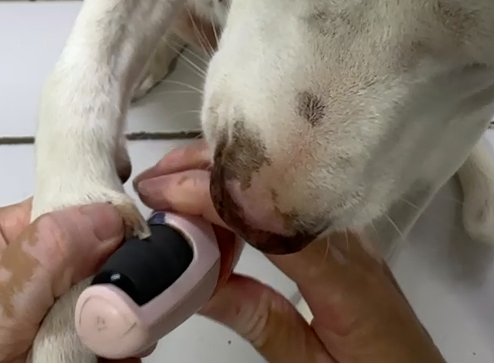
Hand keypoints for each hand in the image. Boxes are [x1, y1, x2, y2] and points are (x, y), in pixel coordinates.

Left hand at [0, 199, 133, 362]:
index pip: (79, 208)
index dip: (116, 226)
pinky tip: (113, 362)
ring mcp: (47, 315)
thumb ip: (46, 252)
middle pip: (103, 265)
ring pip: (107, 311)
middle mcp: (34, 268)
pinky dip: (111, 358)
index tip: (148, 254)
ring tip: (118, 352)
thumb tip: (111, 210)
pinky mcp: (55, 351)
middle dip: (121, 292)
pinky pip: (99, 348)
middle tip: (129, 322)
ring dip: (119, 332)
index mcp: (13, 234)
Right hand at [134, 142, 447, 362]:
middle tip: (148, 185)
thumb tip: (190, 274)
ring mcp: (342, 229)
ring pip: (271, 176)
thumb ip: (257, 321)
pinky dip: (233, 189)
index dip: (207, 194)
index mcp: (345, 276)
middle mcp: (345, 238)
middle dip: (200, 170)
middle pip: (267, 177)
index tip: (158, 196)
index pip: (266, 211)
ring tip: (165, 190)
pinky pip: (278, 193)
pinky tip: (205, 206)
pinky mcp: (333, 233)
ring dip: (213, 175)